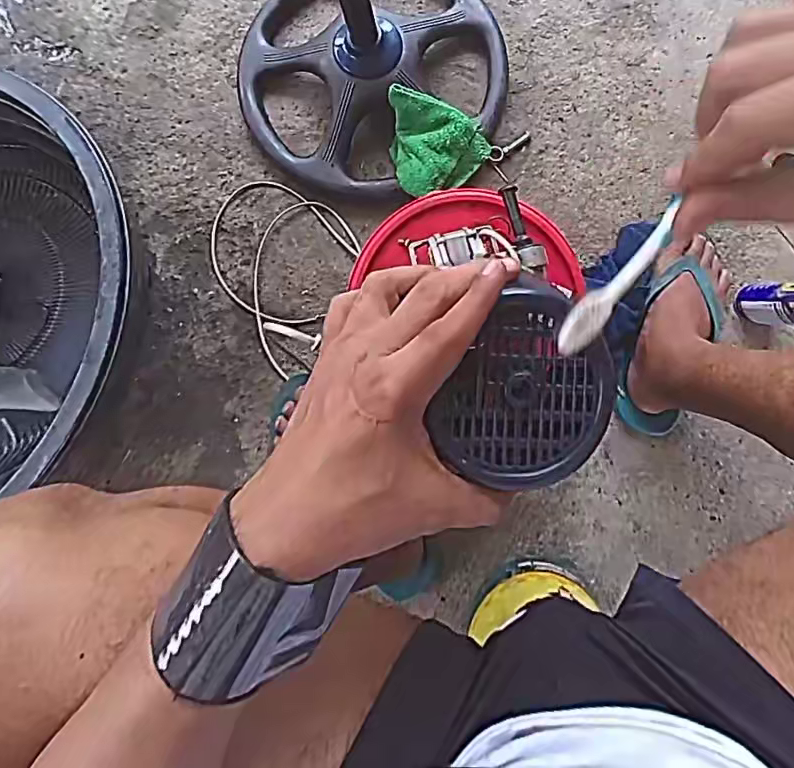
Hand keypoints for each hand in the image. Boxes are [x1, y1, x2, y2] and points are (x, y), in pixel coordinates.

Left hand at [230, 259, 518, 580]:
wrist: (283, 523)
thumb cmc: (341, 510)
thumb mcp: (428, 506)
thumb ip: (481, 497)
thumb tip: (510, 490)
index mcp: (391, 388)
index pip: (447, 327)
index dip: (481, 295)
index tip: (503, 271)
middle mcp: (363, 357)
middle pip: (421, 294)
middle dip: (464, 274)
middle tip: (491, 269)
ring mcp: (341, 351)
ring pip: (381, 285)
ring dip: (419, 274)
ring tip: (447, 276)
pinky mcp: (327, 357)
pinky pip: (351, 303)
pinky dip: (377, 290)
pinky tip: (392, 298)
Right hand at [668, 0, 793, 249]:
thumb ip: (753, 202)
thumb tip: (681, 211)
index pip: (747, 120)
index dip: (704, 161)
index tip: (681, 193)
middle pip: (735, 65)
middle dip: (711, 123)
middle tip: (721, 168)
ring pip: (752, 28)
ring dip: (732, 82)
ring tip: (750, 130)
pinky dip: (773, 39)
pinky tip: (785, 78)